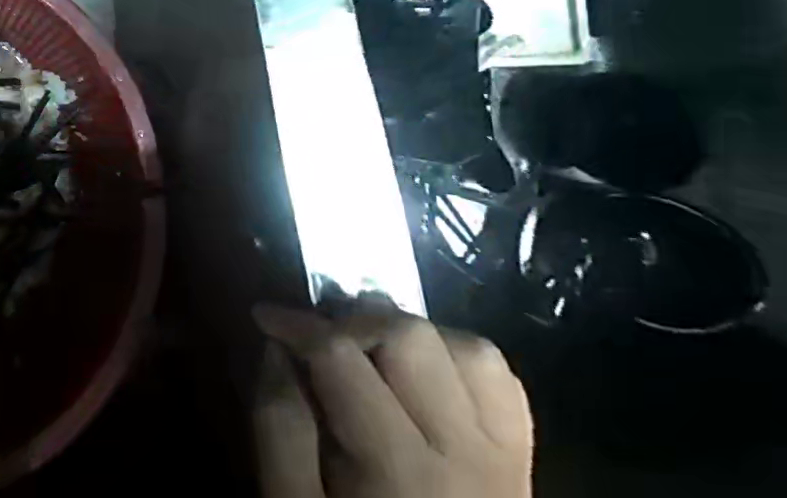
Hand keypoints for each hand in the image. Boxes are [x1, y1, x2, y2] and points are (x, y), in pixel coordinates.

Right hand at [252, 302, 532, 497]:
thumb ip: (277, 425)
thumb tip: (274, 348)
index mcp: (397, 469)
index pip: (341, 356)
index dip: (295, 323)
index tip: (264, 316)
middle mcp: (464, 455)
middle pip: (409, 338)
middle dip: (352, 321)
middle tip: (317, 337)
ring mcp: (504, 460)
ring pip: (467, 349)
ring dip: (409, 335)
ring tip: (368, 351)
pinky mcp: (522, 464)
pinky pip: (502, 383)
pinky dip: (456, 358)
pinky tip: (419, 373)